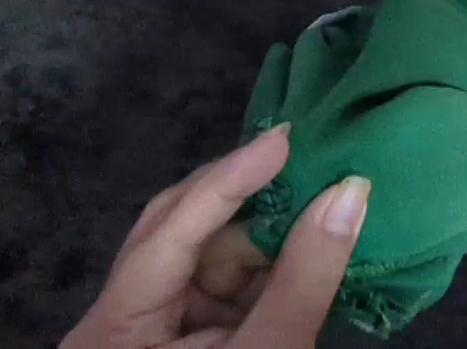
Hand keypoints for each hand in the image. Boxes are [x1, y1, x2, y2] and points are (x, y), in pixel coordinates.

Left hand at [62, 124, 370, 348]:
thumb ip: (306, 274)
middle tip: (306, 160)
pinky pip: (226, 281)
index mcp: (113, 330)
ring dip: (267, 230)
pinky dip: (268, 263)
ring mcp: (152, 329)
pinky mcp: (186, 339)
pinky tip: (305, 247)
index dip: (231, 177)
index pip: (170, 226)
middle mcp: (121, 319)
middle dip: (248, 199)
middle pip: (180, 228)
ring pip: (210, 251)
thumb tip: (353, 188)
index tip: (288, 137)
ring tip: (319, 202)